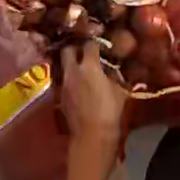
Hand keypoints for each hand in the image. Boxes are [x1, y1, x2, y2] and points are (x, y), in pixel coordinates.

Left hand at [58, 42, 126, 158]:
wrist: (92, 135)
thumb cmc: (110, 112)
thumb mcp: (120, 91)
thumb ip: (114, 76)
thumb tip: (111, 70)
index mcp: (89, 66)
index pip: (89, 45)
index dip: (95, 44)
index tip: (101, 47)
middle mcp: (72, 71)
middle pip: (68, 49)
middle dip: (75, 48)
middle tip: (85, 53)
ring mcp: (63, 83)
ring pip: (62, 65)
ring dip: (70, 64)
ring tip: (80, 68)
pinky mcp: (59, 95)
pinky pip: (62, 80)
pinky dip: (69, 78)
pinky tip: (77, 84)